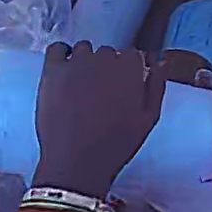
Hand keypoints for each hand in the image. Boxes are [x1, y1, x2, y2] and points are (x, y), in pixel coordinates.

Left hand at [31, 42, 163, 196]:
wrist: (77, 162)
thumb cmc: (117, 142)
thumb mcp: (149, 117)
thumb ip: (156, 85)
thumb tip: (158, 61)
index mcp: (129, 67)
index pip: (131, 55)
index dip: (127, 72)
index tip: (122, 87)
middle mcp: (103, 58)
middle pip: (107, 53)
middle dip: (106, 68)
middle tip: (101, 92)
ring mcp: (76, 63)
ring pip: (84, 50)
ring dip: (85, 62)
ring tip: (81, 86)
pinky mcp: (52, 71)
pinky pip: (57, 49)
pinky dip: (61, 55)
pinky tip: (64, 71)